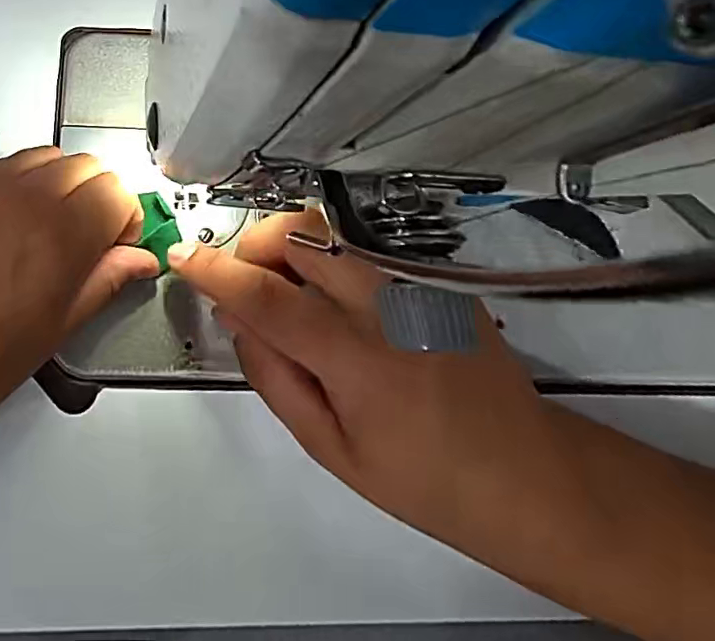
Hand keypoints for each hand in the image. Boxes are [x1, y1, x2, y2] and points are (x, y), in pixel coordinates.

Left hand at [0, 148, 157, 519]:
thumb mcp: (49, 335)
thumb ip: (102, 283)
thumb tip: (138, 260)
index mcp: (57, 237)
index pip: (118, 191)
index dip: (125, 221)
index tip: (116, 248)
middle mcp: (22, 198)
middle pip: (87, 165)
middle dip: (98, 198)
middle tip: (87, 242)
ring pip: (47, 158)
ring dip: (61, 186)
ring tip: (46, 233)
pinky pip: (5, 167)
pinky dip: (22, 185)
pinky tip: (8, 229)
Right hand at [169, 211, 570, 551]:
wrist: (531, 474)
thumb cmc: (428, 480)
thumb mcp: (332, 448)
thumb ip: (275, 375)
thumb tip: (237, 320)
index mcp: (359, 359)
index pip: (268, 296)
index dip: (215, 271)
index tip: (183, 258)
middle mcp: (389, 306)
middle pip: (300, 233)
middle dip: (253, 244)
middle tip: (245, 286)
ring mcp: (417, 286)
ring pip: (330, 233)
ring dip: (288, 251)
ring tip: (287, 300)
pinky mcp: (434, 280)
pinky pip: (360, 254)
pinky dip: (327, 265)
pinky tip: (337, 313)